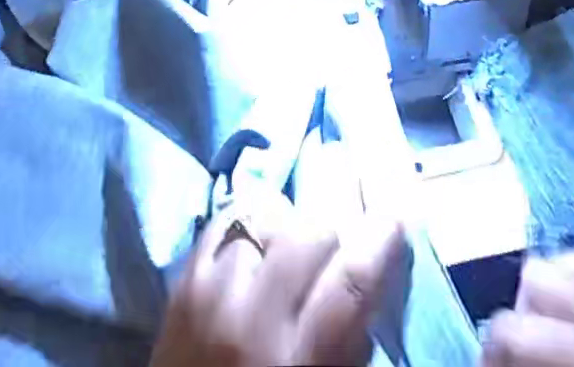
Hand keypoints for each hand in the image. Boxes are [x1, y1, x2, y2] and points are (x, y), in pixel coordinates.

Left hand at [150, 197, 405, 366]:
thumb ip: (351, 334)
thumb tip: (374, 270)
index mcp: (300, 358)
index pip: (353, 277)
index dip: (381, 237)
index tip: (394, 220)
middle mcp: (253, 323)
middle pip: (309, 234)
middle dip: (333, 230)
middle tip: (338, 244)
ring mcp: (210, 300)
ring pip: (264, 219)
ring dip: (287, 225)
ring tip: (292, 243)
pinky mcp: (180, 289)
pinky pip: (220, 225)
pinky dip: (246, 220)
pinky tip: (258, 234)